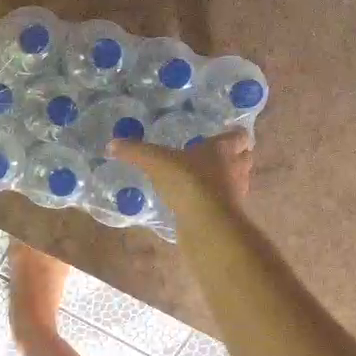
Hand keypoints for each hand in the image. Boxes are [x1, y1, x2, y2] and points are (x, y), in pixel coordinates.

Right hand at [110, 130, 252, 212]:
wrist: (206, 220)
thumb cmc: (187, 180)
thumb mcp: (155, 161)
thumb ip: (135, 152)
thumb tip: (111, 144)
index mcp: (223, 149)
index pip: (239, 137)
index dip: (233, 135)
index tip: (225, 134)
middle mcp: (236, 168)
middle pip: (244, 158)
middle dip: (234, 157)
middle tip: (216, 157)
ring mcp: (236, 193)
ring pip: (238, 181)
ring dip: (227, 179)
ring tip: (206, 180)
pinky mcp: (229, 214)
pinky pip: (225, 202)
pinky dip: (217, 201)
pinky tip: (199, 203)